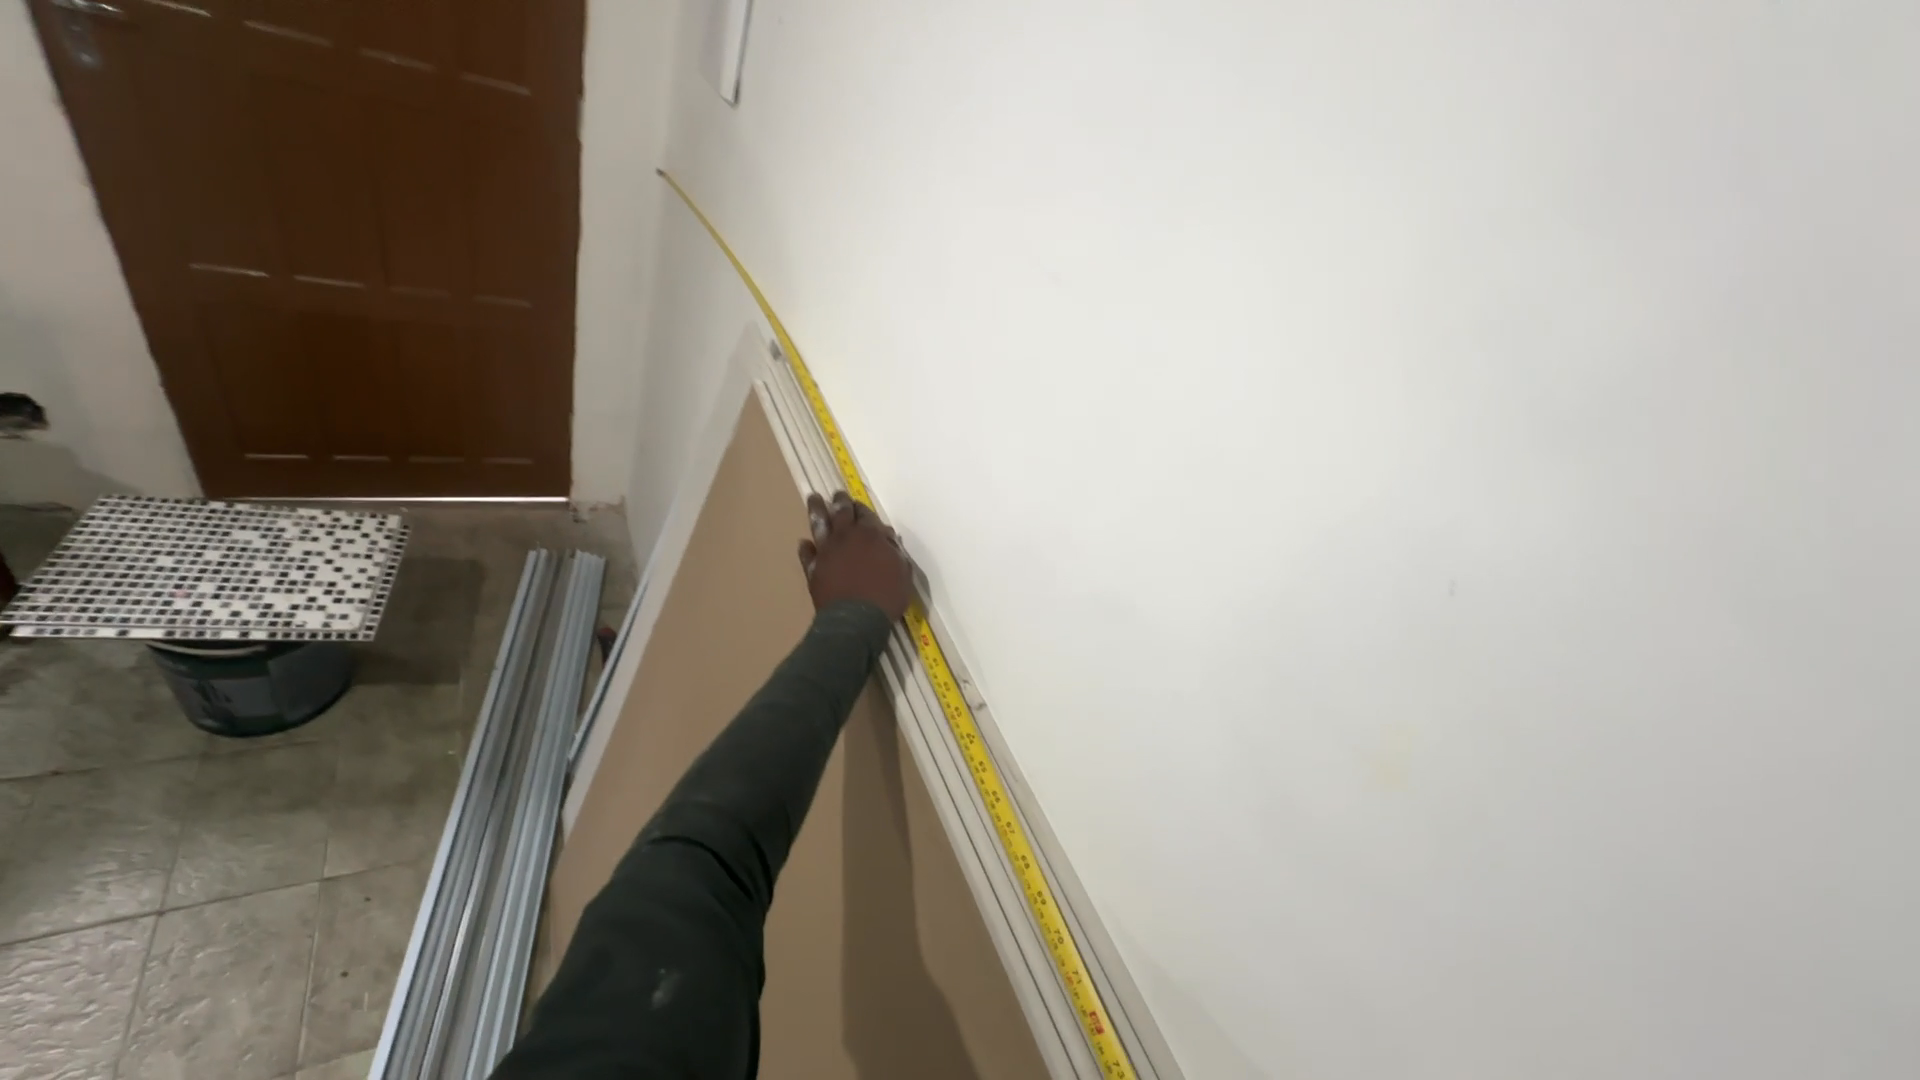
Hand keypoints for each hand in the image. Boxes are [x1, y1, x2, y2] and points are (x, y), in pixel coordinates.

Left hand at [797, 491, 912, 620]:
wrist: (856, 619)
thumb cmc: (886, 596)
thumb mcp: (902, 571)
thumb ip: (894, 551)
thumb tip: (886, 536)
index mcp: (870, 535)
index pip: (866, 514)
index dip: (862, 508)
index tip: (858, 503)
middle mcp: (846, 537)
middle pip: (842, 513)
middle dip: (840, 502)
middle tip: (837, 494)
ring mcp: (827, 552)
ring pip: (820, 524)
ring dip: (817, 510)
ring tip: (813, 498)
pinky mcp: (813, 569)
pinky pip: (806, 554)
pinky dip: (805, 547)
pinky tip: (803, 542)